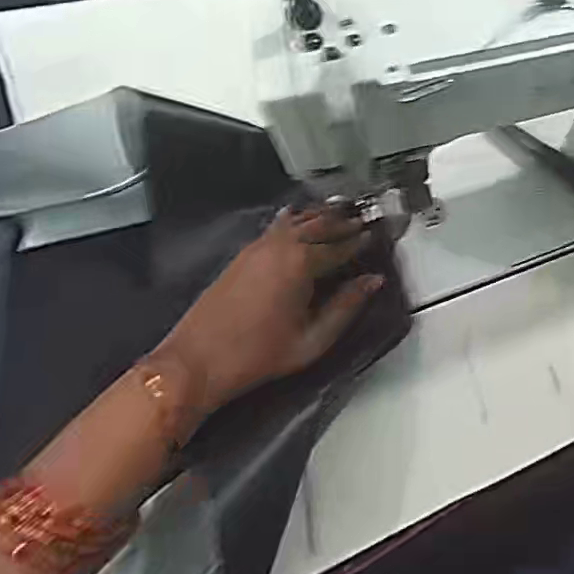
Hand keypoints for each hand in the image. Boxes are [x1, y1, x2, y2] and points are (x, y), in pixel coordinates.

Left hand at [158, 206, 382, 416]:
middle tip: (363, 220)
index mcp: (301, 263)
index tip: (376, 235)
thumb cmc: (255, 356)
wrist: (196, 361)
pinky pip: (278, 224)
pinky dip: (296, 217)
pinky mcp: (245, 252)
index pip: (341, 245)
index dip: (361, 240)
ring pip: (299, 219)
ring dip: (321, 215)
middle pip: (321, 224)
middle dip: (345, 221)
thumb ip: (346, 307)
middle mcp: (282, 246)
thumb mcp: (312, 340)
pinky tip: (298, 215)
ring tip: (339, 212)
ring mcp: (260, 245)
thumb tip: (372, 282)